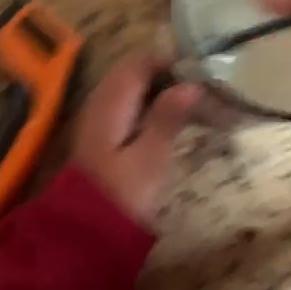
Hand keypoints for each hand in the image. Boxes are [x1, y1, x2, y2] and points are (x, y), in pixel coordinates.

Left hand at [70, 53, 200, 226]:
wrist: (86, 229)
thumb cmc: (122, 193)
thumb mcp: (151, 157)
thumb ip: (167, 118)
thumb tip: (190, 84)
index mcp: (111, 100)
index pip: (139, 62)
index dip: (170, 60)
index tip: (202, 69)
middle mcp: (100, 100)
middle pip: (135, 72)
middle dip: (168, 74)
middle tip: (204, 87)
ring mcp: (99, 117)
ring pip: (132, 89)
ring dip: (161, 90)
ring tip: (196, 103)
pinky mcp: (102, 134)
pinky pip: (128, 106)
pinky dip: (151, 106)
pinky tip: (173, 122)